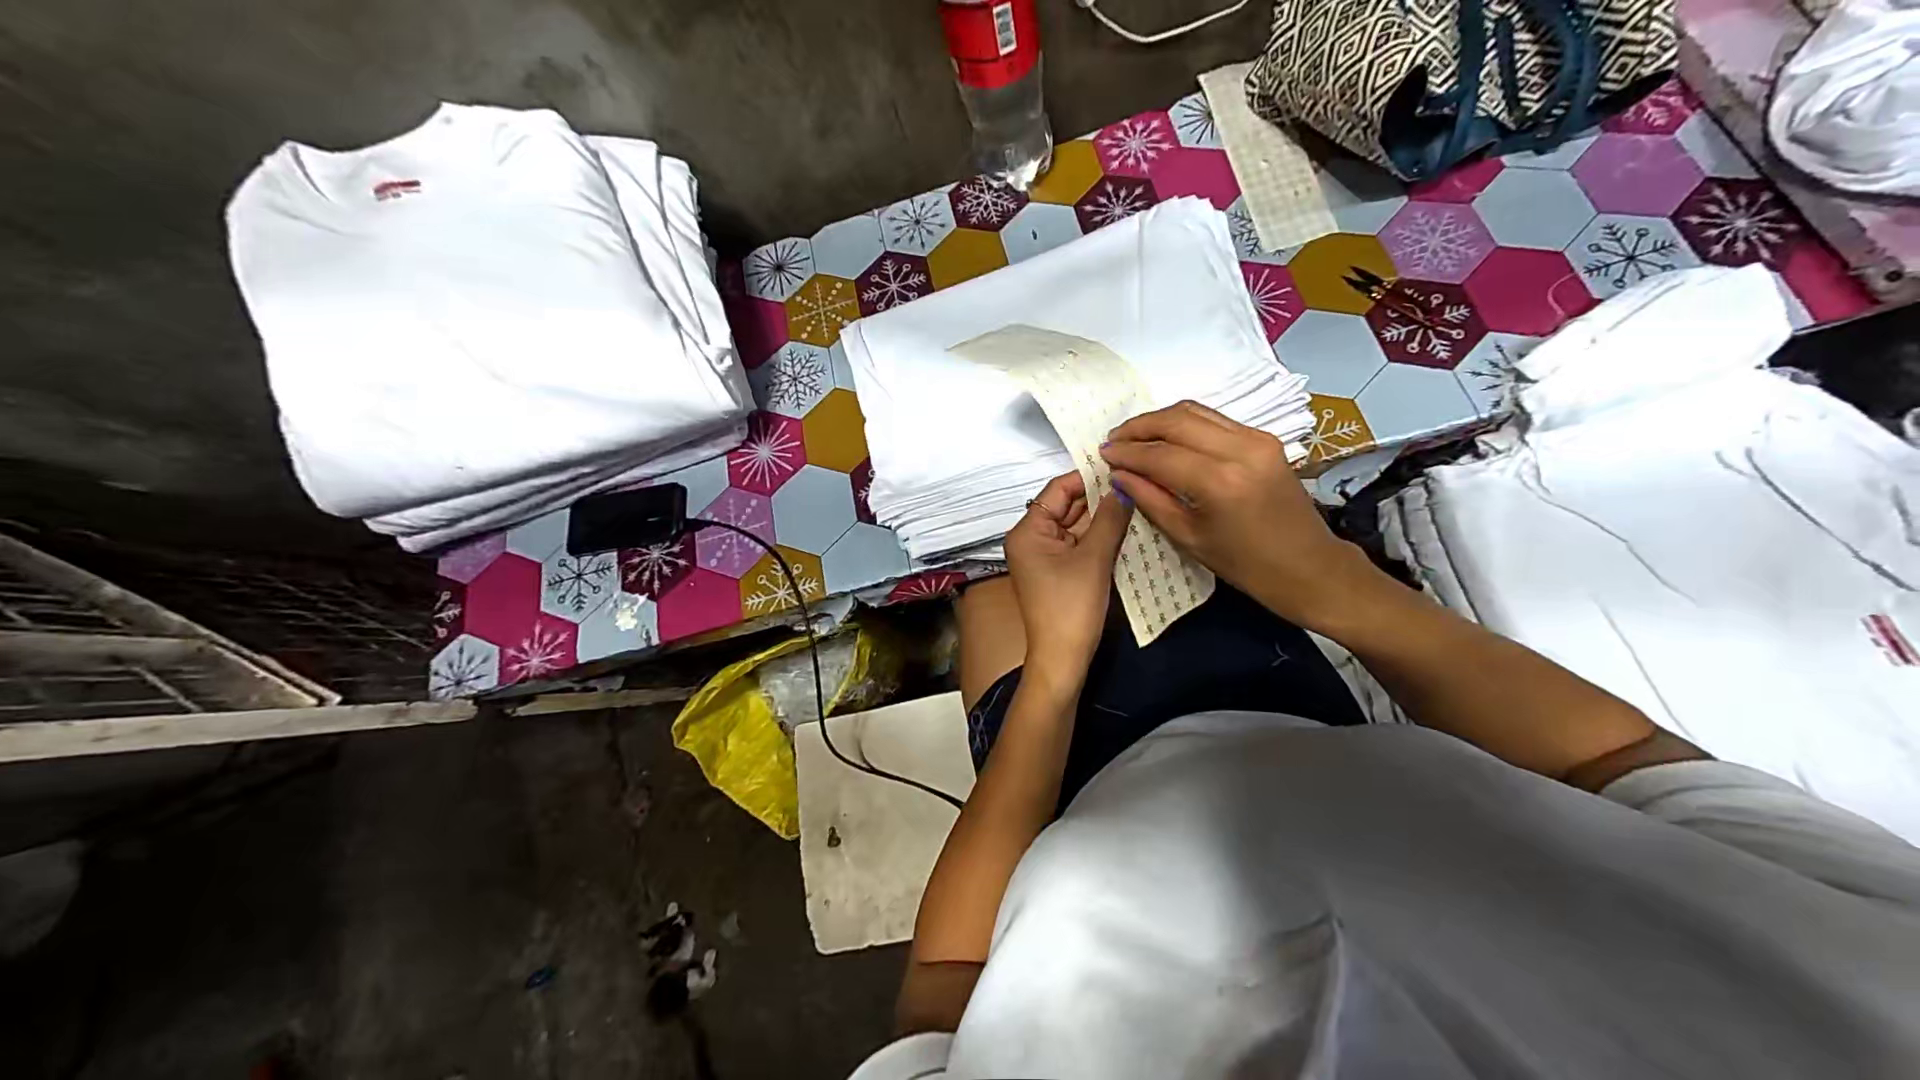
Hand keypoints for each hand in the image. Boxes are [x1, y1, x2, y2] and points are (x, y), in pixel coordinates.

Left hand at [1004, 470, 1133, 679]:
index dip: (1088, 477)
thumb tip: (1124, 487)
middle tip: (1136, 484)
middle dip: (1099, 497)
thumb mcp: (1094, 558)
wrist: (1063, 658)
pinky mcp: (1058, 571)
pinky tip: (1128, 528)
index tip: (1122, 468)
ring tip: (1138, 502)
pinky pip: (1079, 544)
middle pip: (1067, 505)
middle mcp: (1031, 538)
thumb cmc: (1072, 607)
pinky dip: (1100, 537)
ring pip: (1077, 525)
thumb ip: (1109, 518)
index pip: (1058, 489)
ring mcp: (1044, 555)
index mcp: (1027, 530)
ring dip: (1103, 518)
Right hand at [1101, 400, 1378, 631]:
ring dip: (1160, 420)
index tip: (1102, 455)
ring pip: (1196, 412)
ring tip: (1134, 436)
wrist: (1309, 567)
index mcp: (1220, 482)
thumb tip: (1119, 474)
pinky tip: (1167, 438)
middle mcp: (1240, 449)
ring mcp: (1257, 439)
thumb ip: (1151, 499)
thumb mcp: (1189, 537)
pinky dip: (1185, 423)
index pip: (1160, 454)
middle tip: (1114, 441)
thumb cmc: (1246, 565)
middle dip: (1139, 427)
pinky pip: (1214, 420)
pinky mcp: (1265, 439)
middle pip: (1177, 420)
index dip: (1127, 453)